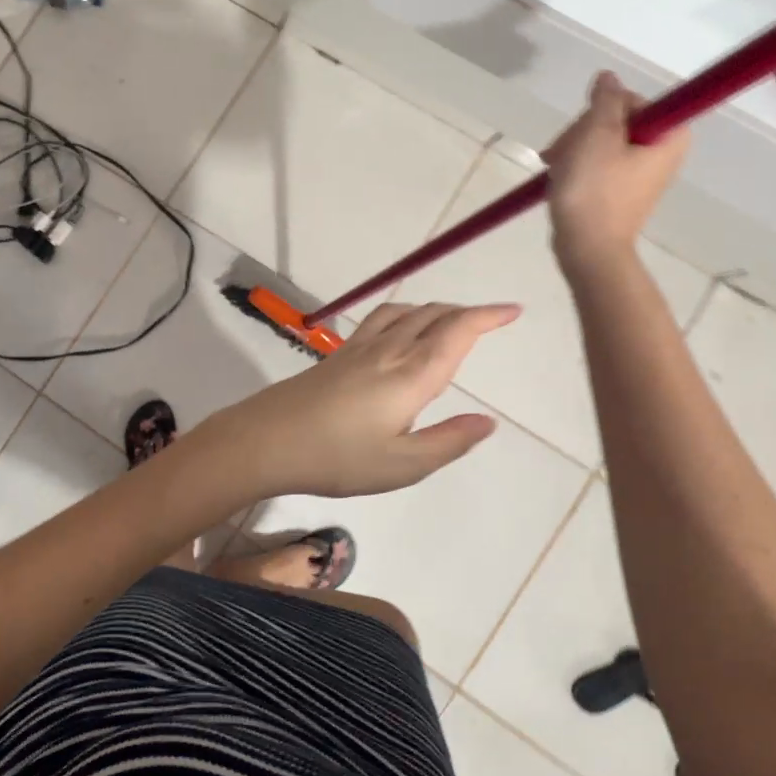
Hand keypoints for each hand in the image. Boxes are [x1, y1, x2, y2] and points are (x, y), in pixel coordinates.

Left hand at [204, 301, 520, 498]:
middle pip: (429, 316)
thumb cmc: (335, 458)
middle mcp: (385, 353)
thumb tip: (487, 421)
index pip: (455, 334)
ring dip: (430, 310)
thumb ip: (448, 441)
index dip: (485, 317)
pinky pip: (377, 322)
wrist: (264, 440)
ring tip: (447, 321)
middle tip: (488, 319)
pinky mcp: (333, 359)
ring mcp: (355, 352)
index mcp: (409, 376)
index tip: (512, 310)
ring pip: (400, 313)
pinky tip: (397, 334)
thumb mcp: (402, 465)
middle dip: (462, 312)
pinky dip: (401, 317)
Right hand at [544, 71, 688, 271]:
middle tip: (560, 153)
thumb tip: (608, 77)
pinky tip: (560, 177)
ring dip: (573, 149)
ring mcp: (642, 171)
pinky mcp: (622, 189)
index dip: (598, 111)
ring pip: (601, 141)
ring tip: (555, 168)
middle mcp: (663, 150)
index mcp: (669, 135)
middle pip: (614, 121)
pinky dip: (576, 165)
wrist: (588, 247)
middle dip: (581, 133)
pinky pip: (598, 163)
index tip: (580, 132)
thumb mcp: (596, 137)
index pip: (630, 101)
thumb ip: (605, 101)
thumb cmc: (594, 190)